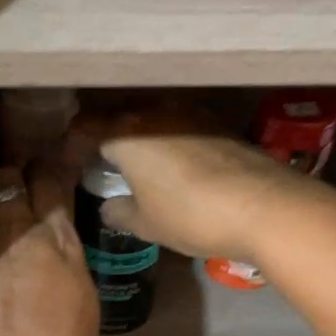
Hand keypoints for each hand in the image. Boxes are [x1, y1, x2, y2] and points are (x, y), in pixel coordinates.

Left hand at [0, 164, 97, 335]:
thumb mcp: (82, 306)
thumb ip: (67, 271)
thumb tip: (57, 264)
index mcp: (57, 240)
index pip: (53, 184)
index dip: (51, 167)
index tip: (52, 159)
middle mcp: (14, 235)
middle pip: (7, 185)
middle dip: (9, 179)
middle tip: (13, 185)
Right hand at [71, 105, 325, 264]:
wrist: (265, 206)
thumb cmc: (192, 214)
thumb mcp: (147, 224)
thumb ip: (120, 212)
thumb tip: (108, 207)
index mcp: (125, 133)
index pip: (84, 127)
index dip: (72, 144)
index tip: (70, 163)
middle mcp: (154, 111)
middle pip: (117, 113)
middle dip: (104, 132)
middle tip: (99, 157)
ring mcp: (189, 112)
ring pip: (150, 114)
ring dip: (138, 131)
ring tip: (135, 158)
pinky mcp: (217, 122)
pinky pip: (177, 122)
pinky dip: (166, 136)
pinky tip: (172, 159)